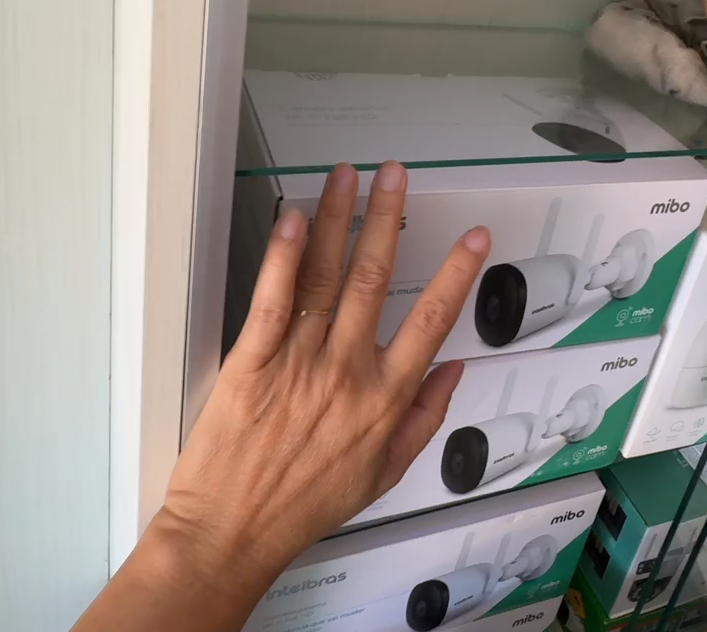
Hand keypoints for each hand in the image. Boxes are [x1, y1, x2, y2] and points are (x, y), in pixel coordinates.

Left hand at [155, 161, 489, 594]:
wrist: (233, 531)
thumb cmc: (306, 502)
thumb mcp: (386, 473)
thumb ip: (426, 417)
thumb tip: (454, 368)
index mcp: (383, 396)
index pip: (432, 319)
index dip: (457, 272)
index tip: (474, 236)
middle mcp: (346, 369)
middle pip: (373, 277)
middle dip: (387, 217)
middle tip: (394, 175)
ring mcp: (298, 360)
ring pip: (324, 275)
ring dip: (338, 219)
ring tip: (346, 177)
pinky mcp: (252, 359)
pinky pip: (270, 298)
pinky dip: (282, 256)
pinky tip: (292, 218)